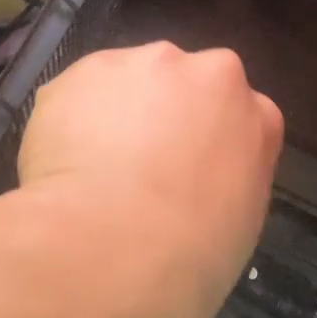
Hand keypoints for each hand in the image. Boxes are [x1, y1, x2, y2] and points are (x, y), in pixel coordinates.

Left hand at [16, 43, 283, 317]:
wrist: (112, 245)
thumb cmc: (191, 252)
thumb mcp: (241, 218)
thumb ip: (229, 172)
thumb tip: (199, 170)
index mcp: (253, 112)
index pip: (237, 112)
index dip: (207, 140)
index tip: (188, 171)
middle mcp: (196, 70)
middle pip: (179, 81)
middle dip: (161, 112)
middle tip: (139, 168)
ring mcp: (132, 65)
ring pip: (122, 81)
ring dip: (113, 111)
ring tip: (93, 170)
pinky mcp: (74, 74)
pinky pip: (74, 96)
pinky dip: (69, 122)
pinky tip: (63, 167)